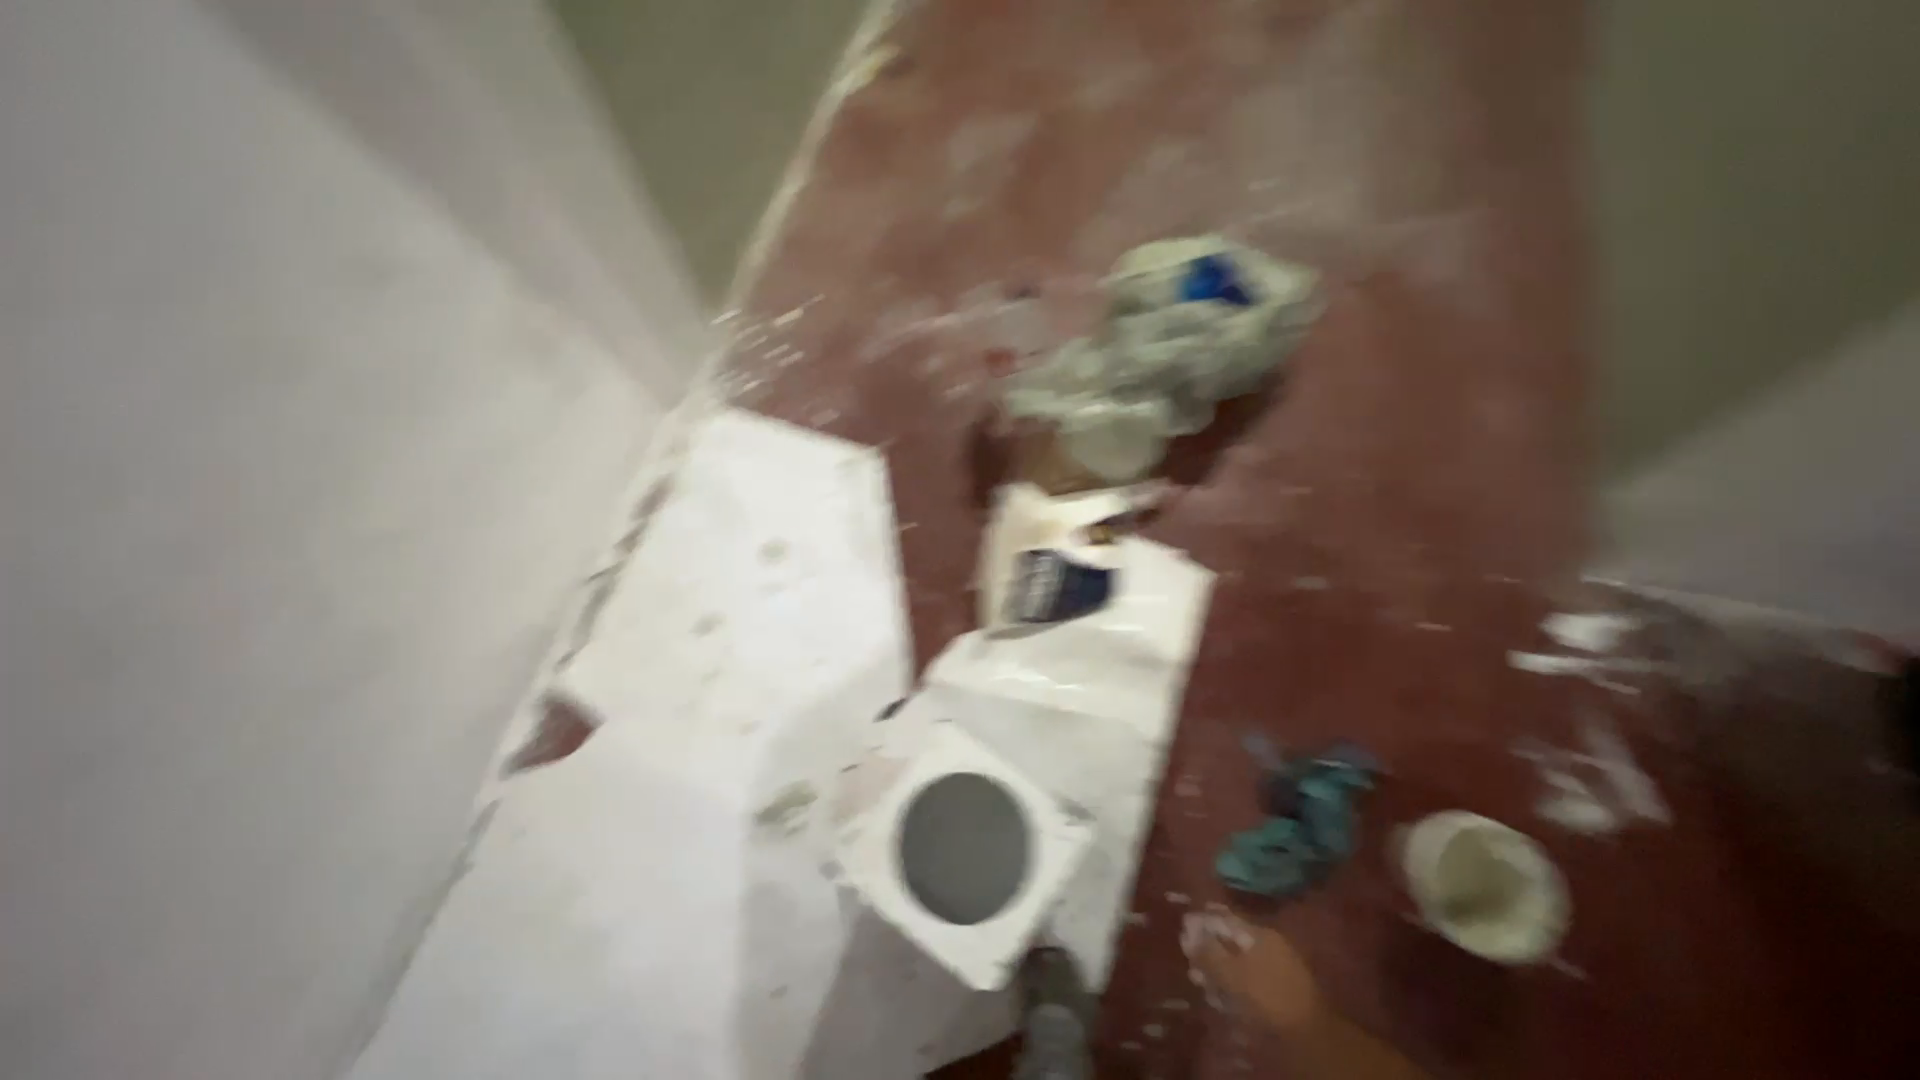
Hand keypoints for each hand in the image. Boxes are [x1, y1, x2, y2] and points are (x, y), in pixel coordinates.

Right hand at [1182, 911, 1321, 1031]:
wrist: (1309, 1034)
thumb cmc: (1266, 996)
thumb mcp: (1230, 973)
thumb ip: (1208, 950)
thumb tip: (1188, 928)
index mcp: (1259, 933)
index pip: (1224, 918)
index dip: (1202, 923)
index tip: (1183, 933)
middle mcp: (1270, 942)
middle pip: (1232, 940)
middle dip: (1210, 951)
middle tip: (1193, 965)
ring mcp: (1279, 964)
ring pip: (1241, 961)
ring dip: (1221, 970)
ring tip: (1205, 985)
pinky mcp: (1283, 986)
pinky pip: (1252, 977)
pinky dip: (1237, 984)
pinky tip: (1226, 999)